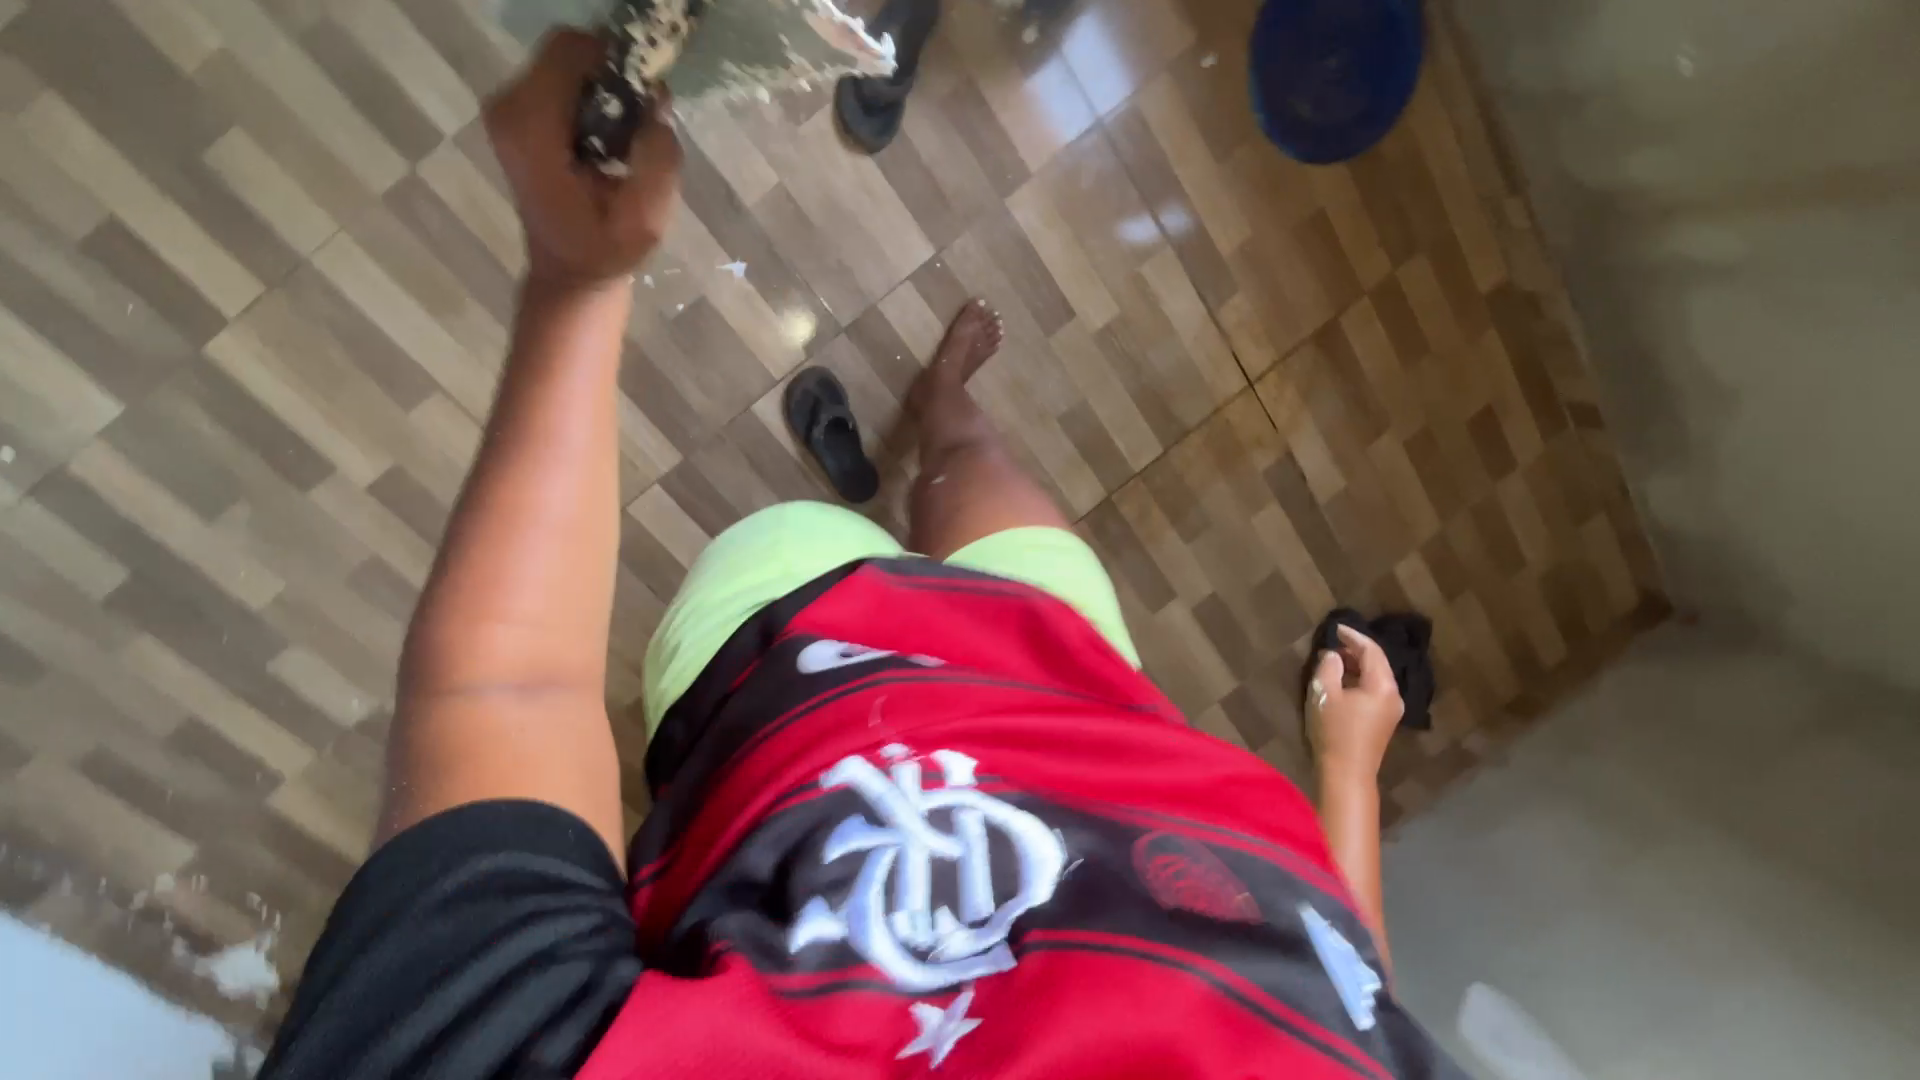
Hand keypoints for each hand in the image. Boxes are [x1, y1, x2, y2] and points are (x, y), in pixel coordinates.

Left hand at [485, 30, 682, 291]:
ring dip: (604, 90)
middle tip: (641, 121)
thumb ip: (657, 159)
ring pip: (565, 64)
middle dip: (612, 76)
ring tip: (625, 137)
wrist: (570, 274)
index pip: (572, 51)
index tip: (648, 96)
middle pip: (567, 52)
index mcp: (533, 128)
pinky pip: (559, 82)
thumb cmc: (606, 252)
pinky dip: (591, 99)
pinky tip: (608, 138)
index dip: (617, 60)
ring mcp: (508, 110)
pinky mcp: (516, 116)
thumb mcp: (646, 219)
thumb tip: (658, 104)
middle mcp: (509, 108)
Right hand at [1307, 625, 1404, 788]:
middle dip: (1356, 650)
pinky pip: (1374, 691)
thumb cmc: (1335, 731)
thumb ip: (1329, 667)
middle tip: (1333, 644)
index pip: (1372, 651)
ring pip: (1376, 677)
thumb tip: (1334, 655)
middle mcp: (1393, 695)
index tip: (1336, 628)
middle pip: (1378, 663)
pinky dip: (1359, 680)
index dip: (1354, 636)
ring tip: (1334, 661)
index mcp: (1382, 685)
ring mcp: (1391, 710)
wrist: (1347, 772)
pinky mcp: (1383, 721)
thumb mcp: (1324, 693)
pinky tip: (1342, 683)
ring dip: (1357, 666)